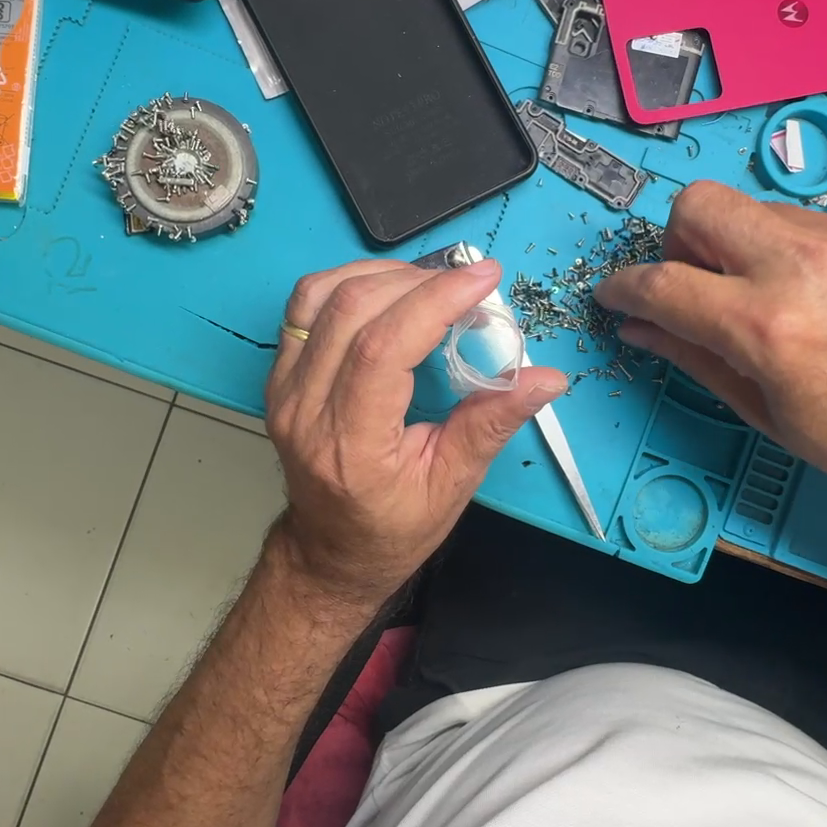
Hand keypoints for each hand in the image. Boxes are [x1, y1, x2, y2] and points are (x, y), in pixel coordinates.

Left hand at [264, 259, 566, 605]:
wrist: (329, 551)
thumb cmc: (393, 529)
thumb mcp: (452, 486)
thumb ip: (492, 424)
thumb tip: (548, 378)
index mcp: (350, 444)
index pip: (383, 347)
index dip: (435, 300)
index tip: (484, 278)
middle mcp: (304, 409)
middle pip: (351, 310)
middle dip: (418, 280)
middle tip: (466, 285)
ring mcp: (283, 388)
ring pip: (321, 295)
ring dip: (383, 275)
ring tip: (431, 285)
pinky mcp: (278, 375)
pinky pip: (304, 305)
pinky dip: (349, 282)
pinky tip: (388, 291)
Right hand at [594, 182, 826, 529]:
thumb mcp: (766, 412)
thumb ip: (692, 356)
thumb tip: (641, 329)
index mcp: (769, 325)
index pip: (660, 282)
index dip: (623, 289)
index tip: (617, 294)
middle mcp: (806, 265)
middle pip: (697, 204)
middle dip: (677, 241)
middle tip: (694, 283)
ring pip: (754, 209)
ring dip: (739, 247)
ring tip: (768, 298)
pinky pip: (809, 220)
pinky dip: (794, 251)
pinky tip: (822, 294)